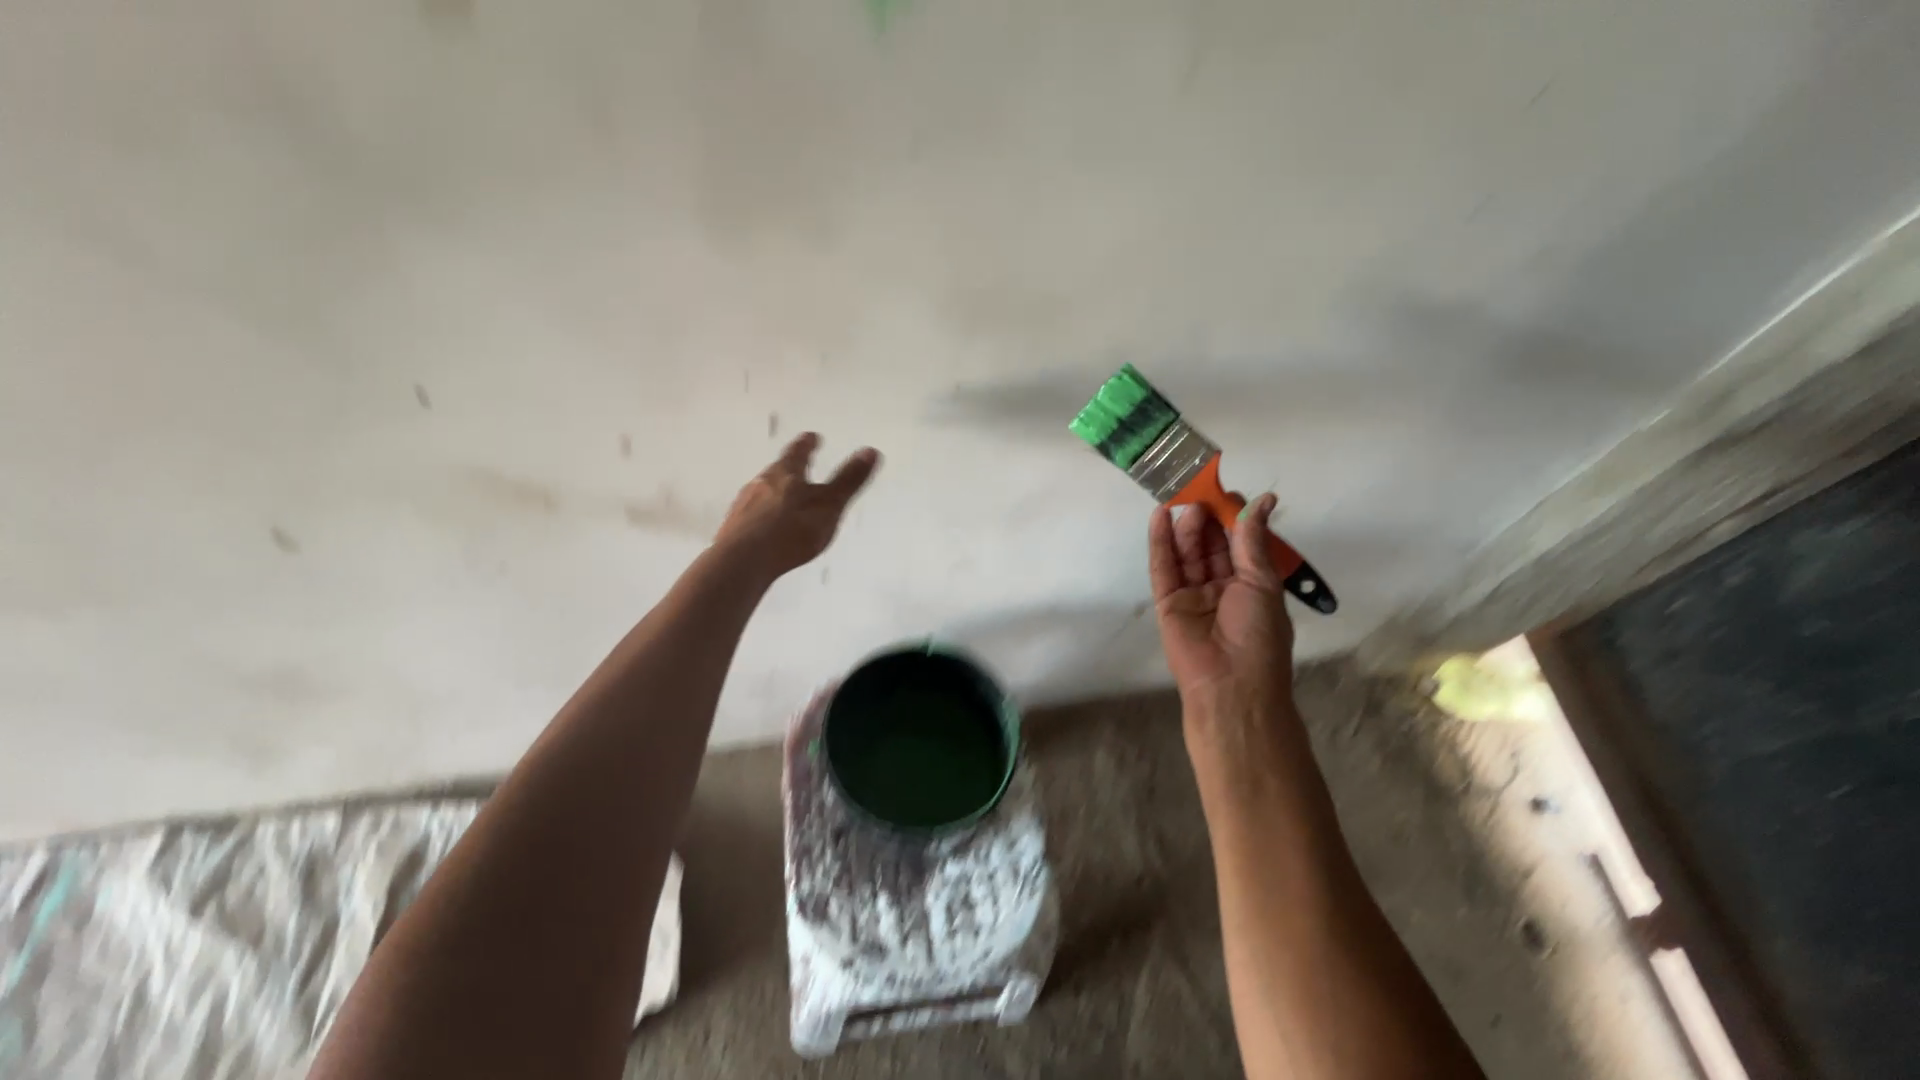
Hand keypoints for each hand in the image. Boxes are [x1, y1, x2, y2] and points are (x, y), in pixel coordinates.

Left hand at [714, 433, 879, 580]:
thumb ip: (849, 480)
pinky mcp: (733, 529)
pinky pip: (752, 516)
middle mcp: (761, 483)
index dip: (807, 444)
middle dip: (789, 470)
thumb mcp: (830, 505)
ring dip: (774, 494)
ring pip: (762, 493)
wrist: (744, 561)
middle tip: (799, 468)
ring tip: (785, 501)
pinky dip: (763, 517)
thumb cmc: (792, 530)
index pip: (798, 452)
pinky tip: (767, 529)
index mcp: (786, 473)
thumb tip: (871, 450)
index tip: (812, 436)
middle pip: (777, 471)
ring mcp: (743, 505)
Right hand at [1148, 494, 1295, 726]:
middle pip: (1210, 544)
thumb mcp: (1262, 582)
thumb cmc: (1259, 636)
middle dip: (1207, 518)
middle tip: (1202, 491)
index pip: (1238, 543)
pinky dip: (1160, 542)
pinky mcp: (1166, 601)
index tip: (1230, 493)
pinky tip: (1160, 516)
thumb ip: (1252, 541)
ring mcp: (1192, 594)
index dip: (1234, 518)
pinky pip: (1163, 567)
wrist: (1232, 685)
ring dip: (1186, 526)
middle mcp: (1221, 586)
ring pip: (1186, 552)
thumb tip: (1262, 501)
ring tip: (1185, 500)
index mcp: (1250, 584)